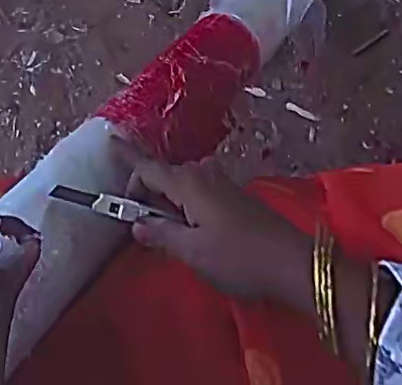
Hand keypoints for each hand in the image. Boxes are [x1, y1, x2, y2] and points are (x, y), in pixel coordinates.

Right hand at [121, 146, 310, 310]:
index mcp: (185, 182)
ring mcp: (218, 179)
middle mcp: (200, 172)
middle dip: (147, 191)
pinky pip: (196, 187)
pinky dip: (184, 199)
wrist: (292, 261)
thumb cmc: (238, 257)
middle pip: (162, 173)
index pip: (146, 166)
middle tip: (141, 222)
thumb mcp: (193, 252)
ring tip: (167, 229)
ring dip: (168, 198)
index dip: (126, 158)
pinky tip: (191, 225)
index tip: (109, 140)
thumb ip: (161, 234)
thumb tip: (137, 223)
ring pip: (180, 181)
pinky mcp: (231, 191)